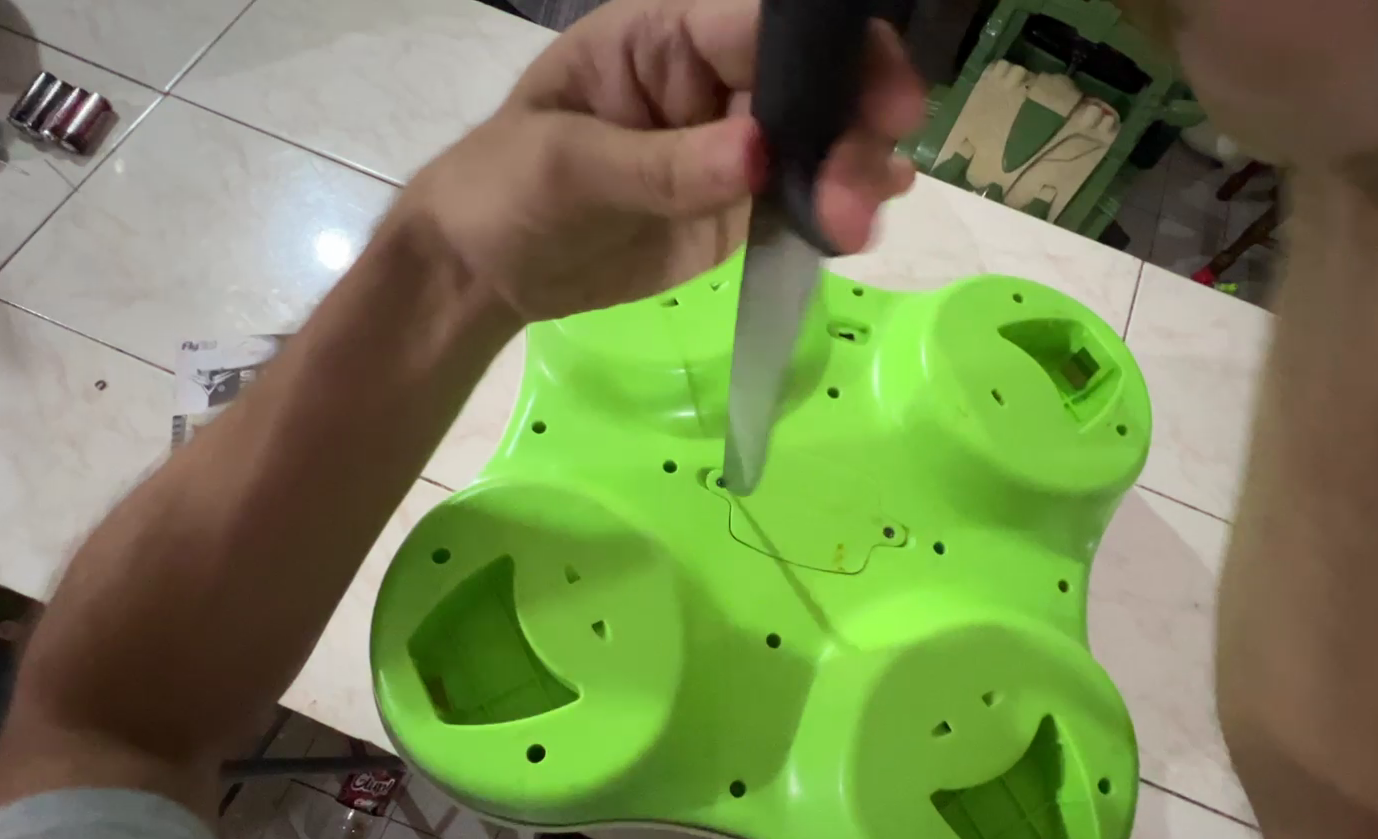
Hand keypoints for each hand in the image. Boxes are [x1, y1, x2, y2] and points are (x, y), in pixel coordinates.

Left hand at [395, 0, 925, 322]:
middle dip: (848, 128)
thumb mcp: (570, 168)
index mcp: (661, 42)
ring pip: (808, 150)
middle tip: (871, 187)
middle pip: (800, 92)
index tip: (886, 97)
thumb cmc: (507, 191)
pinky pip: (788, 206)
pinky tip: (856, 228)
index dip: (829, 55)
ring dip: (849, 175)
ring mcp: (723, 156)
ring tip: (865, 217)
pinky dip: (824, 215)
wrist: (492, 270)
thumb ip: (663, 164)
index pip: (760, 29)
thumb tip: (759, 155)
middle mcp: (705, 89)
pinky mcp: (728, 215)